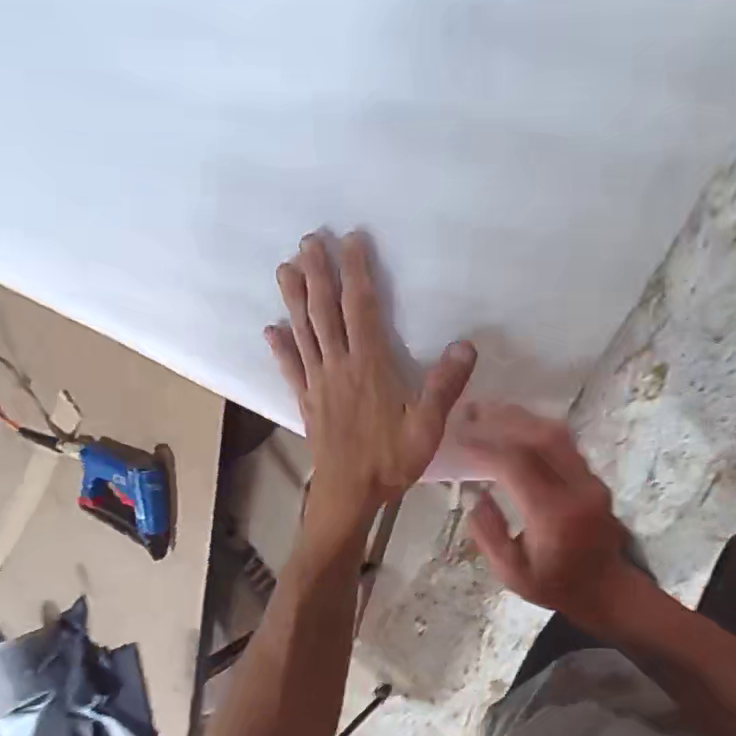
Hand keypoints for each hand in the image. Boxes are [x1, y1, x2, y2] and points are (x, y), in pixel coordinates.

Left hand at [266, 231, 476, 524]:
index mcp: (369, 366)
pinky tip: (269, 330)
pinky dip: (280, 348)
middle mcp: (338, 366)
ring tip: (285, 268)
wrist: (348, 494)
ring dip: (293, 299)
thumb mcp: (427, 427)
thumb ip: (444, 386)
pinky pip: (290, 369)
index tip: (351, 240)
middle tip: (309, 240)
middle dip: (318, 273)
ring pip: (303, 332)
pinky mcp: (306, 402)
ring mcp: (318, 384)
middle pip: (324, 312)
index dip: (356, 272)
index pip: (361, 308)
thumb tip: (465, 345)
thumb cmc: (389, 461)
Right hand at [463, 403, 641, 629]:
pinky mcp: (593, 478)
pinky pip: (565, 443)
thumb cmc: (556, 586)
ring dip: (521, 418)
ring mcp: (591, 481)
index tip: (460, 438)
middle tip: (472, 411)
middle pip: (542, 437)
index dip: (486, 446)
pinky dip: (536, 428)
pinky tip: (515, 427)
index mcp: (555, 516)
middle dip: (503, 420)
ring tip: (490, 411)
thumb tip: (478, 496)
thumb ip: (489, 534)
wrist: (608, 590)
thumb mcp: (511, 573)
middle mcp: (578, 490)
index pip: (518, 465)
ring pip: (557, 434)